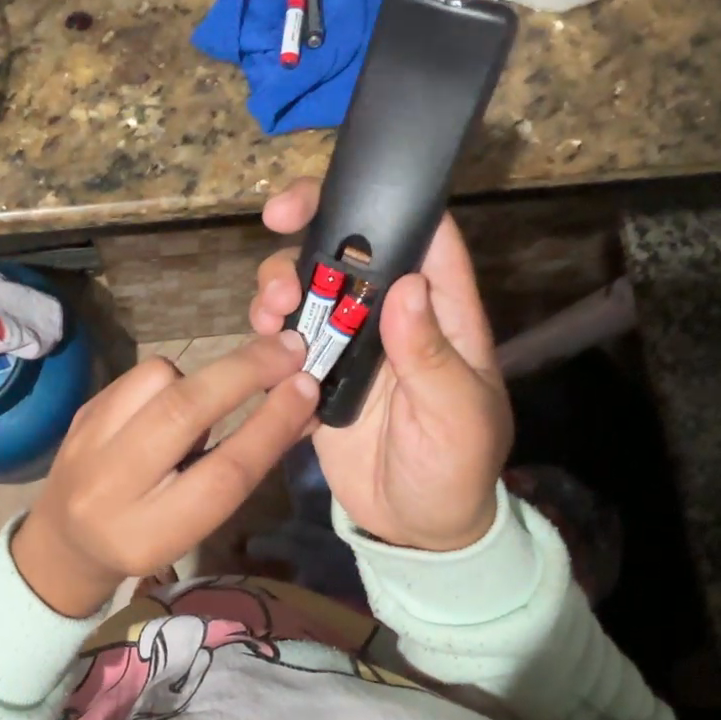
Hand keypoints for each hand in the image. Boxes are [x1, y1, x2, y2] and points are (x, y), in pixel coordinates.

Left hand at [12, 331, 319, 616]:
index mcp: (152, 533)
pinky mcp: (83, 411)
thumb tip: (304, 405)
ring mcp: (88, 442)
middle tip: (290, 349)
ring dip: (203, 374)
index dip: (271, 425)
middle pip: (183, 412)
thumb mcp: (200, 520)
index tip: (306, 386)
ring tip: (215, 396)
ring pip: (157, 379)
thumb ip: (247, 465)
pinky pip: (138, 375)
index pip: (224, 472)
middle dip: (243, 372)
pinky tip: (177, 397)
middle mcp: (112, 487)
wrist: (66, 540)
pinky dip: (173, 378)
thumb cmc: (150, 538)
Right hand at [249, 178, 512, 551]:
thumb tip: (406, 287)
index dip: (384, 200)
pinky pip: (284, 335)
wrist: (414, 529)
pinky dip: (267, 329)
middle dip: (310, 227)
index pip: (422, 236)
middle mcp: (391, 316)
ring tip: (269, 309)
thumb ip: (432, 356)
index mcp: (439, 313)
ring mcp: (350, 342)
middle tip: (275, 221)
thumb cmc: (454, 469)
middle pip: (349, 249)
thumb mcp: (458, 416)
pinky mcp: (316, 372)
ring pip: (309, 285)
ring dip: (281, 281)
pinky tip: (262, 340)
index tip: (338, 191)